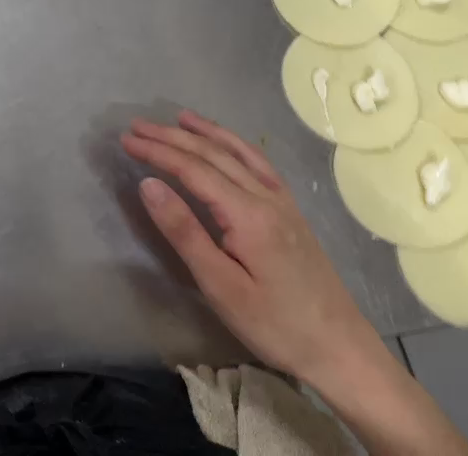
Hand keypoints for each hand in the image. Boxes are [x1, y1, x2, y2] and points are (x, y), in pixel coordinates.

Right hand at [123, 111, 387, 387]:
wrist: (341, 349)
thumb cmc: (274, 324)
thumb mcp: (220, 286)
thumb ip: (184, 231)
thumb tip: (148, 184)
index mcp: (248, 214)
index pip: (193, 169)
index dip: (157, 152)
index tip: (126, 140)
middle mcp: (267, 197)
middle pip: (213, 155)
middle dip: (172, 136)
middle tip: (137, 126)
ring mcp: (283, 203)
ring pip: (239, 153)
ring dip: (206, 133)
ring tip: (178, 118)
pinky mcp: (292, 213)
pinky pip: (259, 165)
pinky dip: (236, 145)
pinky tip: (228, 145)